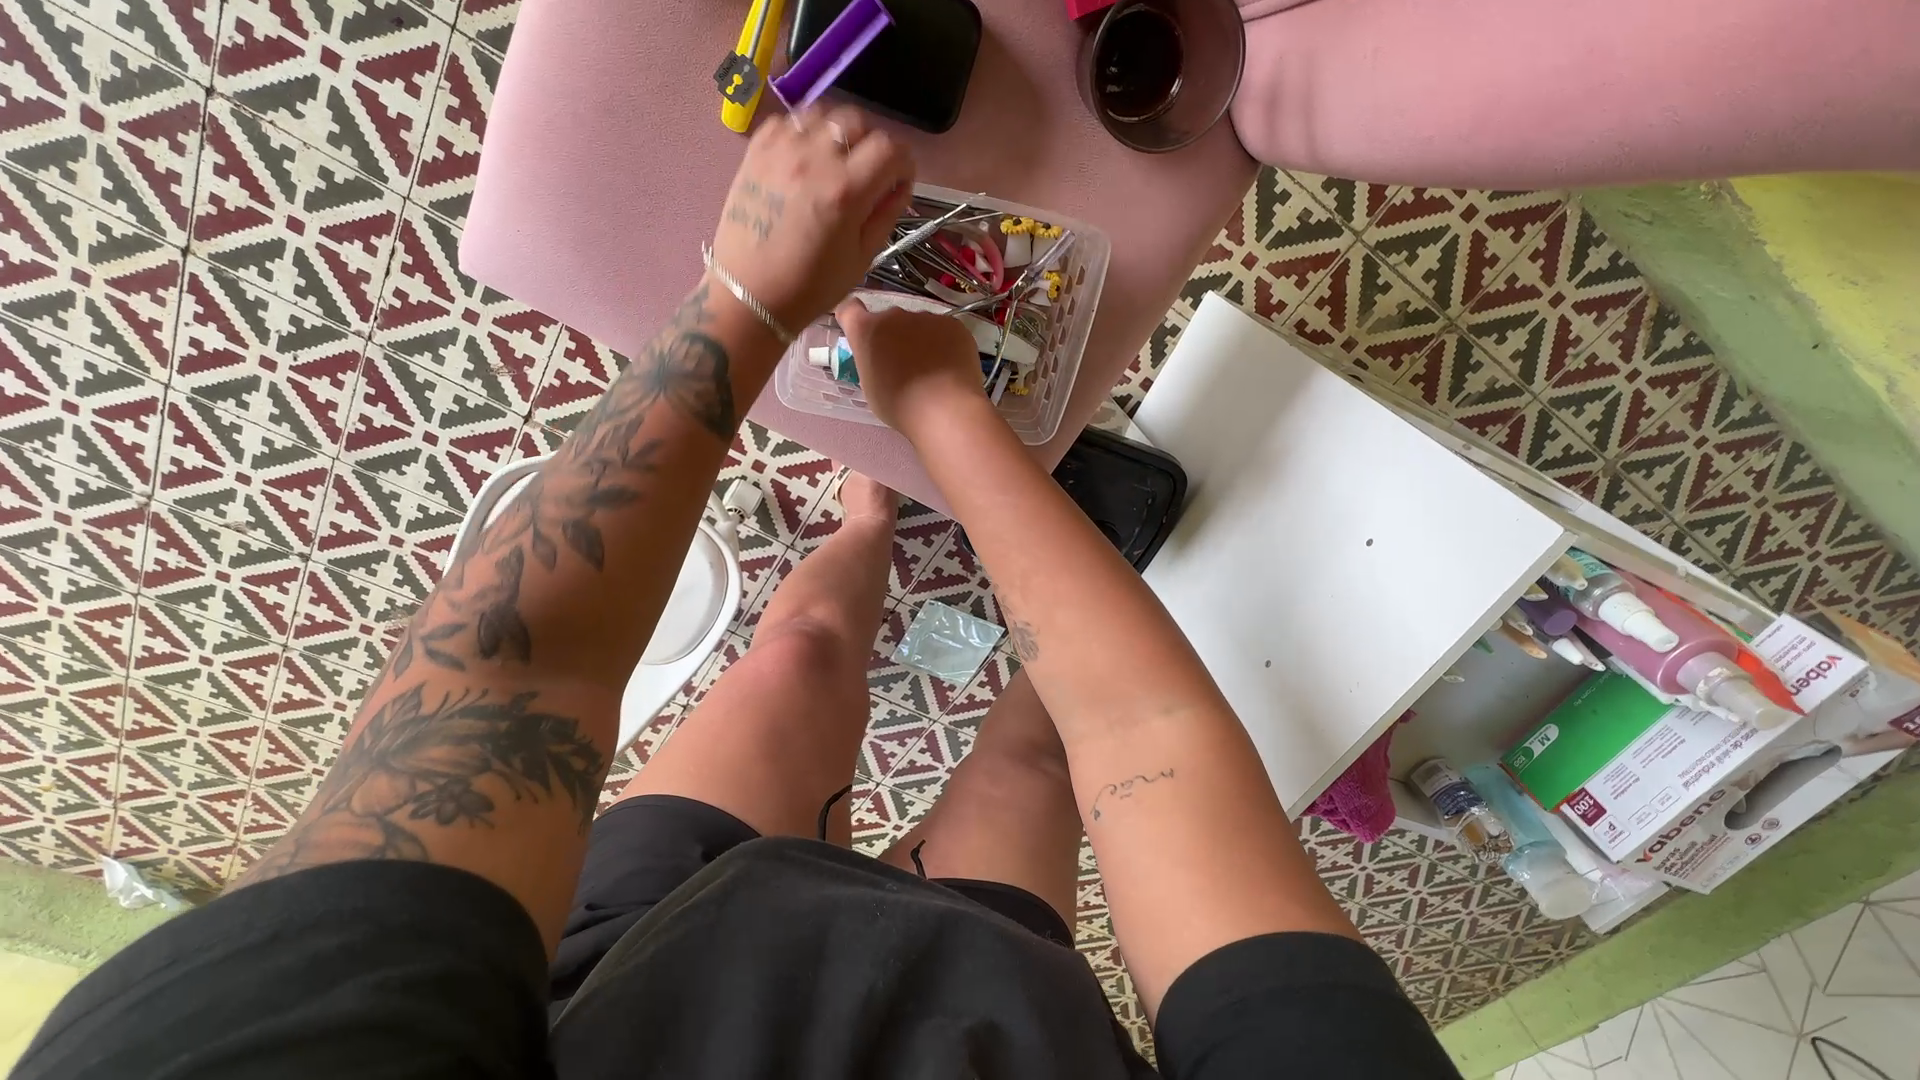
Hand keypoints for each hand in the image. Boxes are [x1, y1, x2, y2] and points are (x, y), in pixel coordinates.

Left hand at [711, 106, 915, 331]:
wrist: (749, 295)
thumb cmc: (810, 287)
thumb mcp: (862, 258)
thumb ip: (885, 214)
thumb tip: (898, 186)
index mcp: (846, 192)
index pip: (890, 149)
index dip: (903, 164)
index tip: (899, 181)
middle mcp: (814, 160)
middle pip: (858, 122)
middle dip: (871, 144)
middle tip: (867, 172)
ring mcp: (781, 150)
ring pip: (823, 114)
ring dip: (837, 133)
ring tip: (835, 161)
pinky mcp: (756, 151)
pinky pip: (788, 121)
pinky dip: (804, 133)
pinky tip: (805, 159)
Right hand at [837, 300, 989, 437]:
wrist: (945, 407)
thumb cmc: (900, 404)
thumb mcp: (871, 386)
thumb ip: (871, 362)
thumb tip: (882, 358)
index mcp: (866, 330)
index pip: (849, 309)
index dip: (854, 319)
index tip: (861, 334)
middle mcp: (894, 316)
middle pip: (889, 320)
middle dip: (893, 337)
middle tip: (903, 365)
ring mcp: (926, 317)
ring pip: (919, 325)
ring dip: (920, 340)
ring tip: (931, 370)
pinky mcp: (953, 324)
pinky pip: (944, 330)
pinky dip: (944, 344)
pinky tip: (950, 367)